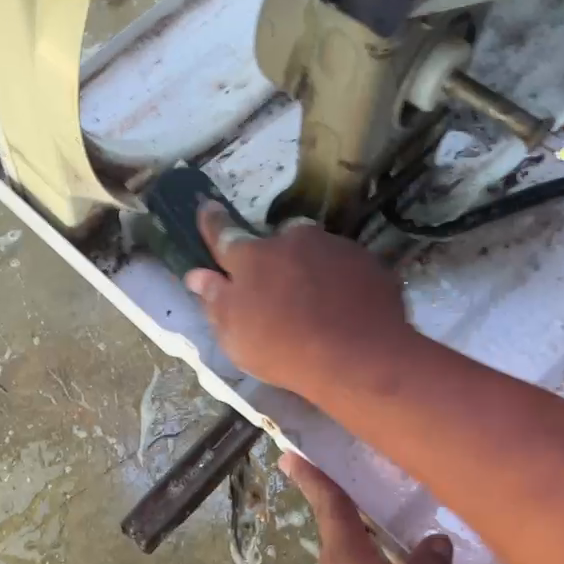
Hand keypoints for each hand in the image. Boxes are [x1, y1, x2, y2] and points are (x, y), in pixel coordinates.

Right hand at [184, 204, 413, 396]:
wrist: (357, 357)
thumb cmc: (283, 349)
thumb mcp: (234, 335)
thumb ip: (214, 301)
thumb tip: (197, 276)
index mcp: (252, 257)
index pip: (225, 234)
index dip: (213, 222)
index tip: (206, 206)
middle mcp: (292, 240)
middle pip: (277, 239)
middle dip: (273, 253)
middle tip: (276, 286)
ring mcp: (333, 246)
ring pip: (314, 248)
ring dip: (308, 266)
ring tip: (314, 300)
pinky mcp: (367, 261)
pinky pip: (344, 265)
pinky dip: (338, 280)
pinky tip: (341, 307)